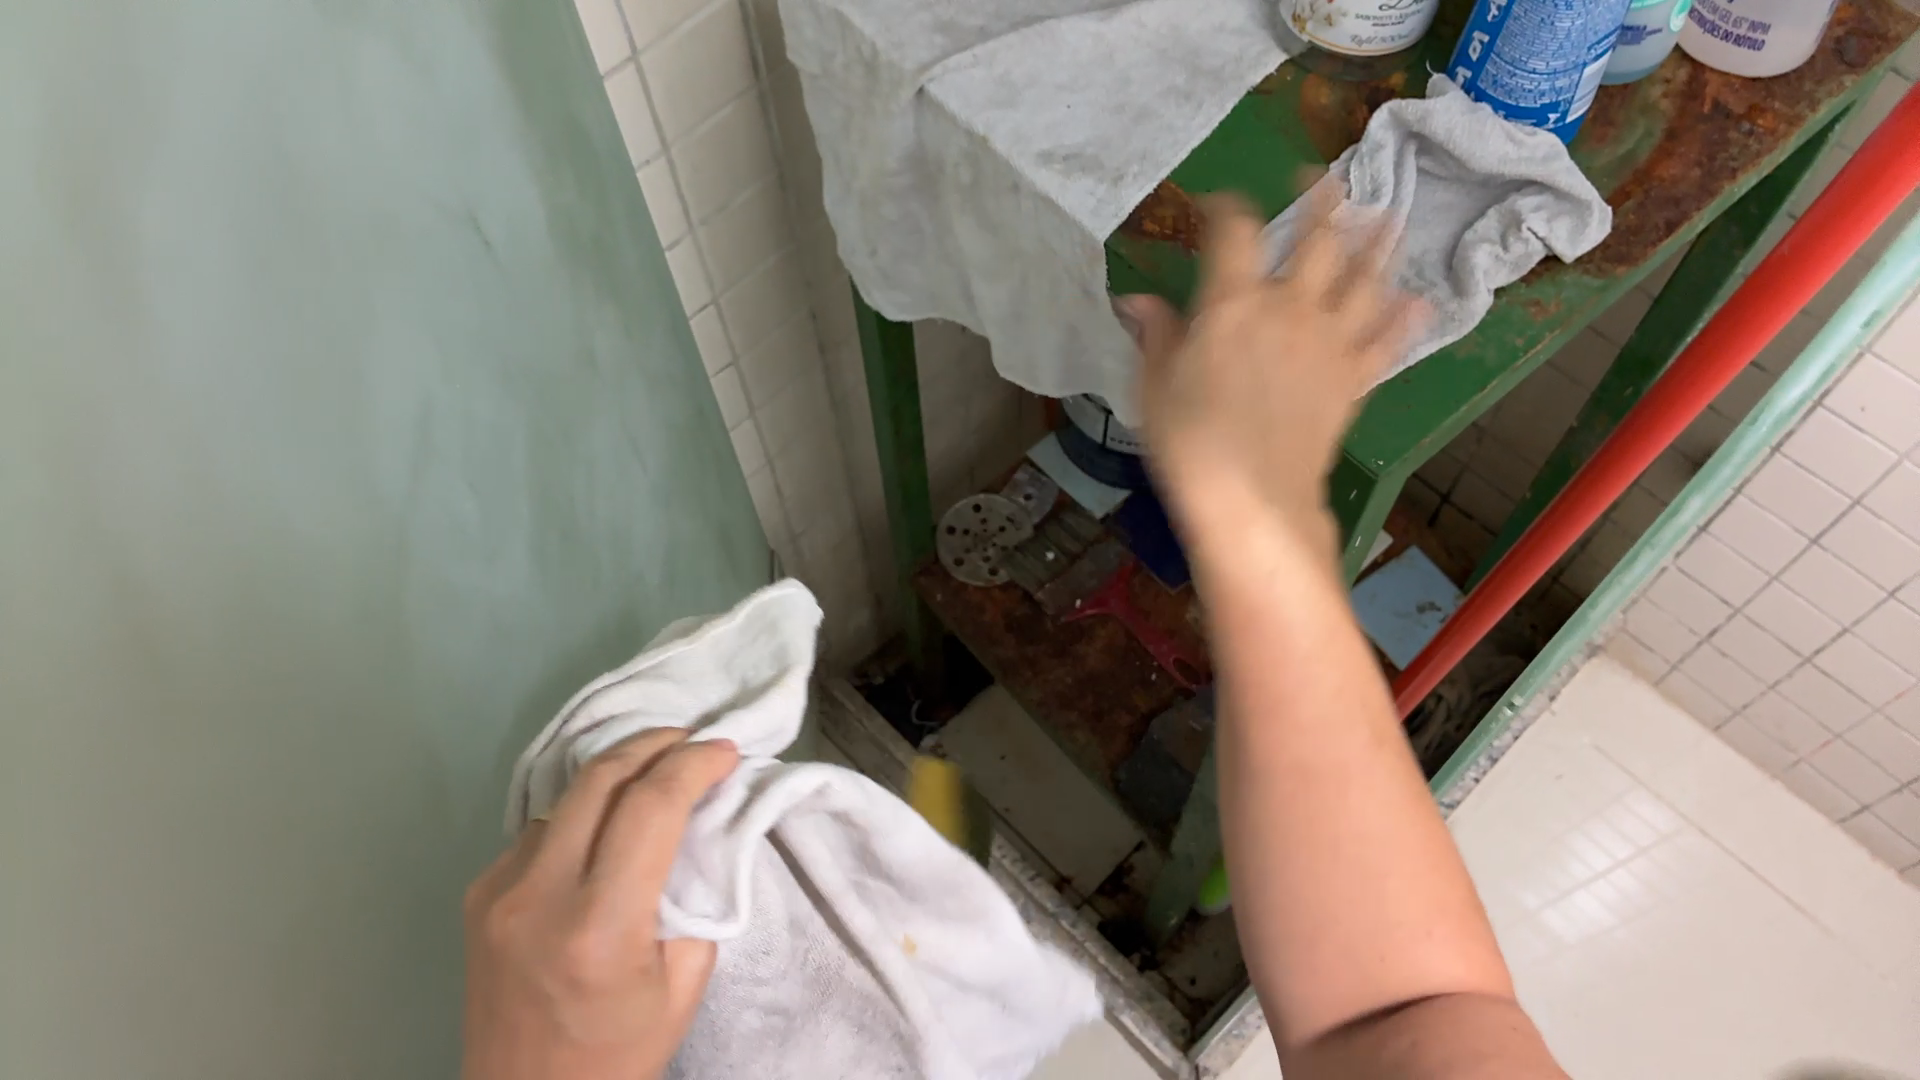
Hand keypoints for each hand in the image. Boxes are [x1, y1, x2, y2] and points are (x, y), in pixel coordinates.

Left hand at [462, 730, 739, 1079]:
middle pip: (601, 778)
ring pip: (568, 795)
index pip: (651, 807)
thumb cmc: (620, 1054)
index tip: (726, 751)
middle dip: (655, 743)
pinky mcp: (478, 895)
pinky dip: (587, 808)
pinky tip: (610, 820)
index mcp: (599, 927)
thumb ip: (696, 896)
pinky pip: (543, 827)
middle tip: (693, 740)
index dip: (694, 765)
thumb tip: (699, 826)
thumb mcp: (685, 980)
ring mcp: (497, 893)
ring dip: (620, 770)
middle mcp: (538, 897)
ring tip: (659, 771)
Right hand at [1119, 191, 1418, 561]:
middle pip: (1317, 238)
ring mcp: (1330, 341)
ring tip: (1390, 216)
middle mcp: (1289, 307)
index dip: (1224, 207)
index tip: (1216, 202)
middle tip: (1328, 178)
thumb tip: (1134, 300)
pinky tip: (1419, 300)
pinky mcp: (1356, 378)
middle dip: (1323, 200)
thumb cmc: (1190, 442)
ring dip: (1379, 243)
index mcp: (1232, 304)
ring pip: (1365, 278)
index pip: (1233, 232)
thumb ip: (1155, 336)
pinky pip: (1388, 339)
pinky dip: (1405, 318)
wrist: (1251, 498)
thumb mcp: (1154, 387)